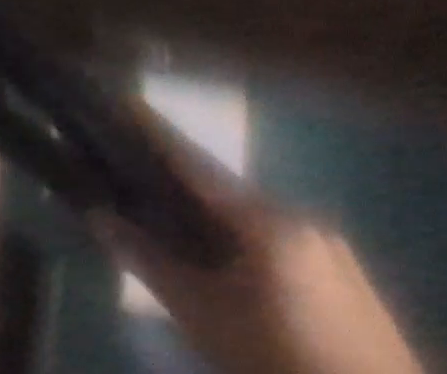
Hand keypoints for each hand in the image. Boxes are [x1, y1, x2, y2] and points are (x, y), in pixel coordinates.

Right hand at [91, 114, 422, 373]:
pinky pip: (276, 240)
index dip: (153, 131)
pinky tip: (219, 259)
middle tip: (131, 174)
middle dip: (175, 179)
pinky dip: (237, 237)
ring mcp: (333, 250)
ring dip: (207, 213)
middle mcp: (302, 219)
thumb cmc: (277, 357)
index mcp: (266, 219)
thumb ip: (146, 259)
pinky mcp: (350, 281)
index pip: (194, 162)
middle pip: (221, 188)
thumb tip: (96, 215)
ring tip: (167, 218)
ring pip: (249, 216)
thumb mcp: (199, 313)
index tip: (121, 100)